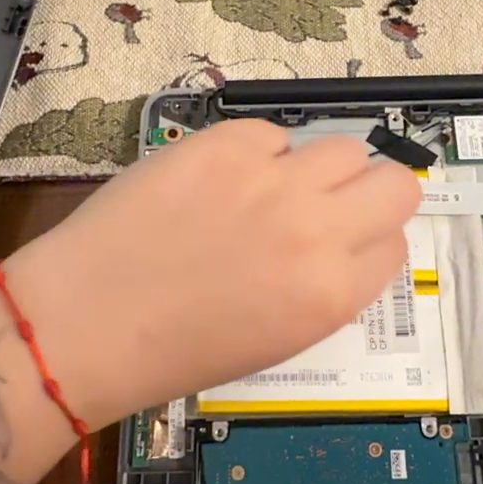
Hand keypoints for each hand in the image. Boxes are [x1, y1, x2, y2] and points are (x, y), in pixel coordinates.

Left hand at [3, 120, 422, 427]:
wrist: (87, 322)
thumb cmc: (179, 350)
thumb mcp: (279, 338)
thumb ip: (326, 287)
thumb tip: (345, 242)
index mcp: (332, 294)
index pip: (395, 245)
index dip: (369, 242)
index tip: (344, 244)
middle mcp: (316, 230)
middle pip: (394, 183)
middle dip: (370, 194)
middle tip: (327, 206)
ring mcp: (271, 179)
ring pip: (342, 147)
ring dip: (317, 169)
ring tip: (271, 189)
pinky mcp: (223, 143)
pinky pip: (271, 133)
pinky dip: (258, 153)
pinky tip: (222, 180)